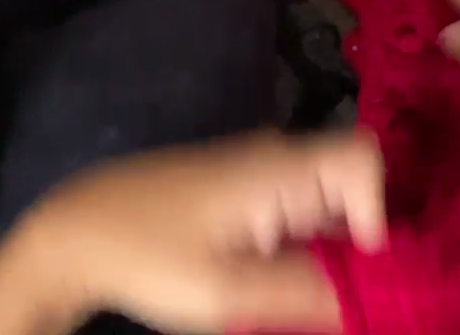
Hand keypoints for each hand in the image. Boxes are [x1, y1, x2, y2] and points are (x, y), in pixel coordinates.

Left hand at [0, 132, 384, 334]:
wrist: (80, 228)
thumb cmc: (149, 252)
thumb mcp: (224, 291)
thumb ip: (301, 294)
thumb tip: (364, 302)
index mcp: (281, 168)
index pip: (362, 158)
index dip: (380, 208)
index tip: (364, 268)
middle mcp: (281, 157)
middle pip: (351, 181)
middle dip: (364, 237)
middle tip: (355, 296)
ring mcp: (263, 168)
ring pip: (327, 196)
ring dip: (336, 245)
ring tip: (322, 297)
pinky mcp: (247, 186)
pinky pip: (300, 205)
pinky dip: (310, 242)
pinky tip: (289, 281)